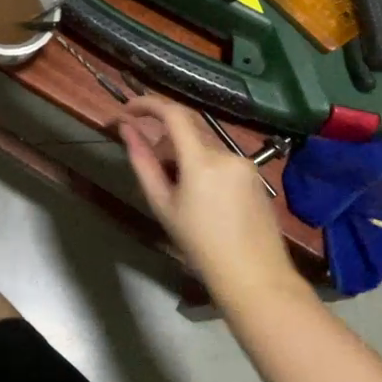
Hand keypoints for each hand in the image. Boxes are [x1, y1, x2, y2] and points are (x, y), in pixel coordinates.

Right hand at [118, 95, 302, 302]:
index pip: (174, 113)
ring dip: (184, 153)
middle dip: (164, 137)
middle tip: (151, 162)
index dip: (148, 104)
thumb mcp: (163, 204)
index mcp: (202, 160)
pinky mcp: (255, 176)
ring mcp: (245, 164)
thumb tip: (126, 128)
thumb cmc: (201, 245)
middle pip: (188, 129)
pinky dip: (203, 164)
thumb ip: (142, 161)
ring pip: (204, 144)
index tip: (128, 108)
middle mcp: (227, 153)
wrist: (255, 278)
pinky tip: (201, 197)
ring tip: (177, 188)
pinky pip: (221, 158)